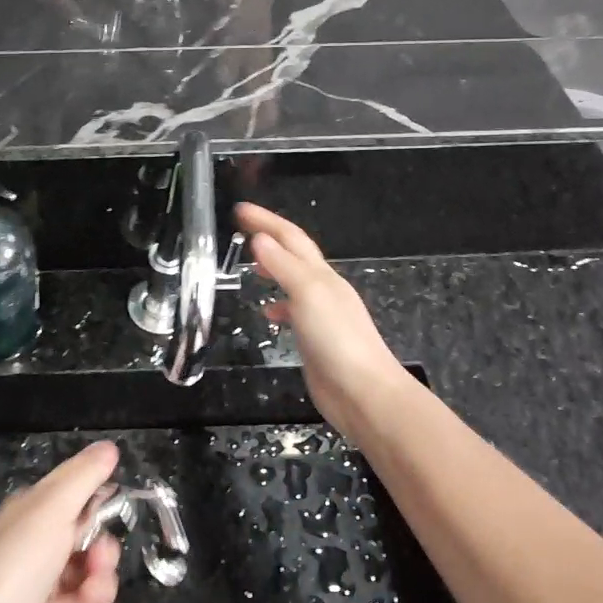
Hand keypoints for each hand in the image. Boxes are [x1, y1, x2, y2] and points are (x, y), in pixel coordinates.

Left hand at [0, 441, 123, 602]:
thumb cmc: (19, 561)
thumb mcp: (52, 506)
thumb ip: (84, 475)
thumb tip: (110, 445)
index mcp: (32, 508)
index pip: (75, 493)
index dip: (98, 502)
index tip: (111, 507)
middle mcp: (39, 541)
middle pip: (91, 535)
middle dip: (103, 549)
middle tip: (97, 558)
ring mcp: (47, 581)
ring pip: (93, 571)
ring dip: (98, 582)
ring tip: (86, 594)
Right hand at [235, 202, 409, 435]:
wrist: (363, 393)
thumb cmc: (337, 339)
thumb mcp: (307, 293)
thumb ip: (282, 265)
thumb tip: (259, 237)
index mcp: (321, 275)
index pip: (290, 238)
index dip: (265, 220)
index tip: (239, 209)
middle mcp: (322, 290)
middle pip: (294, 255)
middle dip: (269, 238)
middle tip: (242, 229)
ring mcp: (320, 315)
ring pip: (292, 282)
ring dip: (273, 269)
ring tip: (251, 268)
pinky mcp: (315, 340)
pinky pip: (292, 312)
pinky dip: (278, 305)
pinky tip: (267, 313)